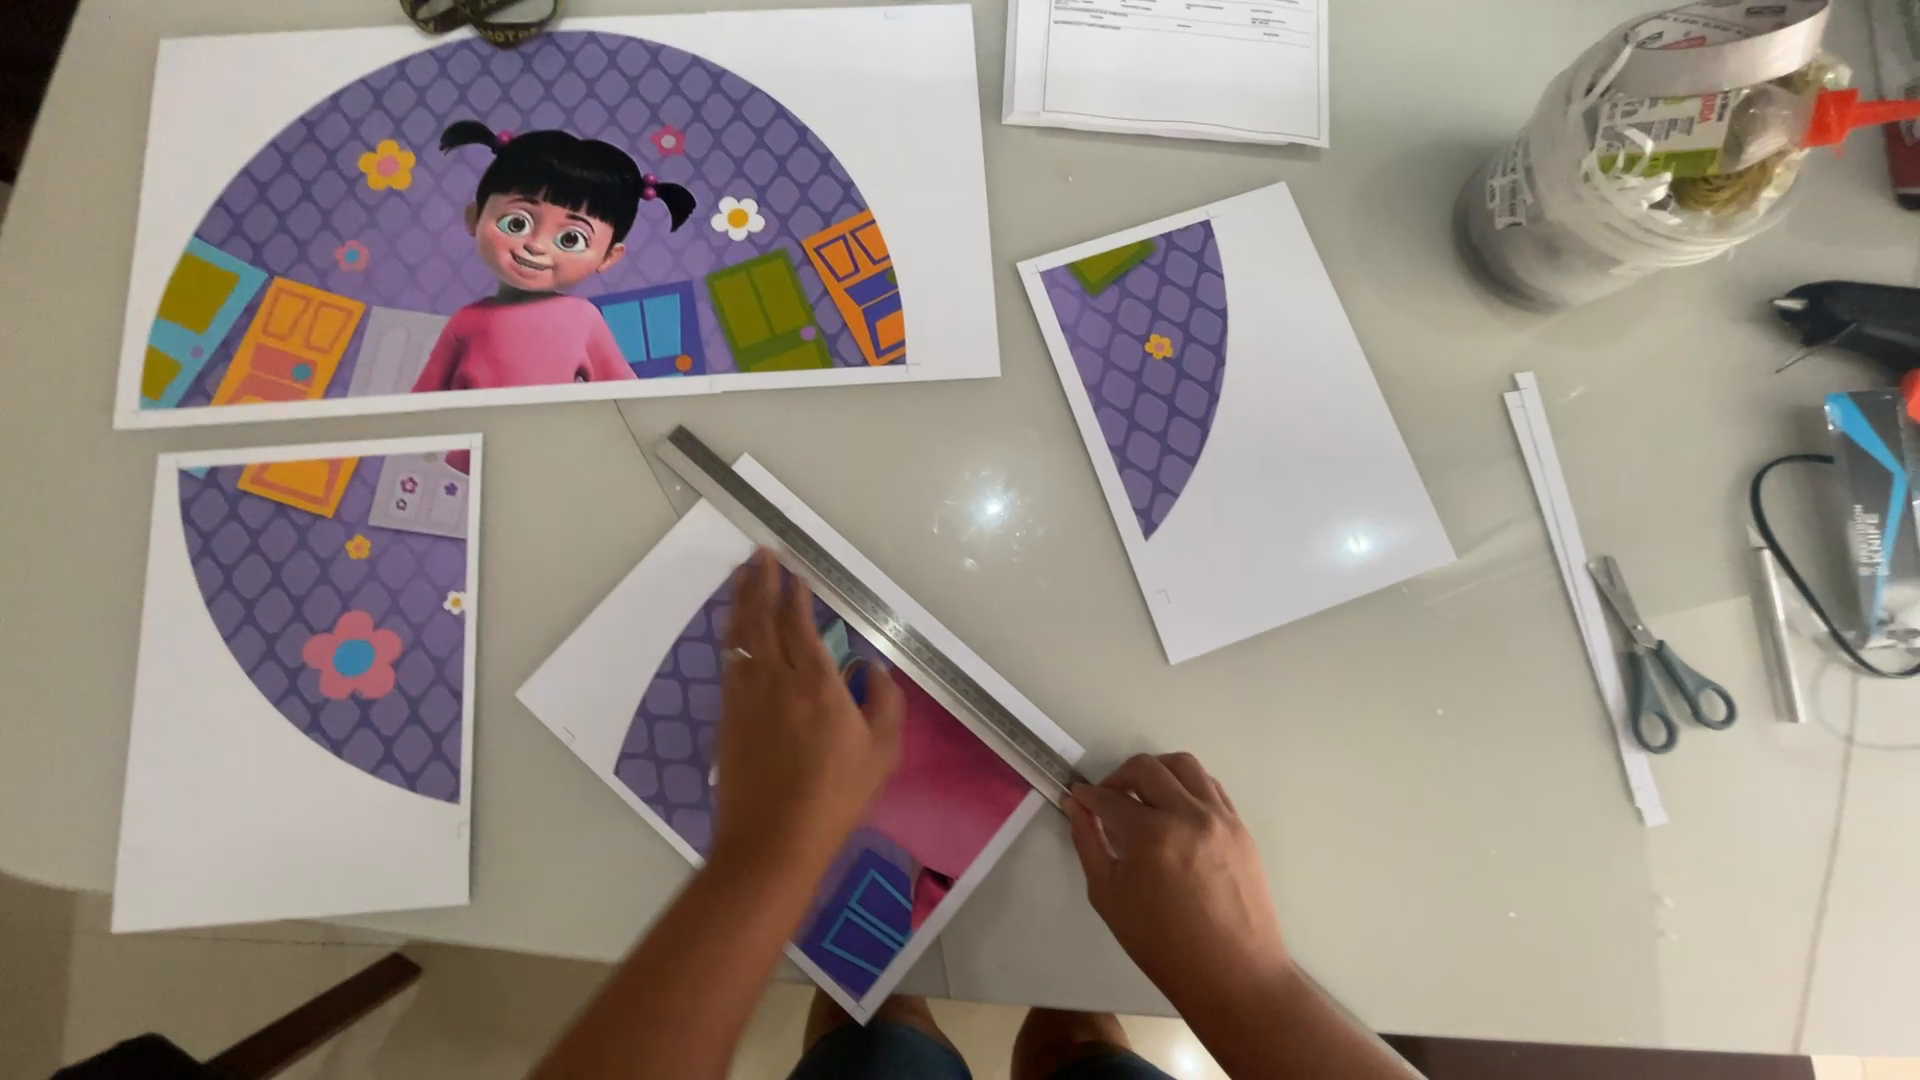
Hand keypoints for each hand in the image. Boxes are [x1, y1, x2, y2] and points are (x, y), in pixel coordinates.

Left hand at [709, 549, 904, 878]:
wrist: (772, 840)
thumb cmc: (836, 796)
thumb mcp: (882, 751)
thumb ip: (883, 701)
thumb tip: (869, 668)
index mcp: (816, 683)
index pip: (801, 625)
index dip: (796, 595)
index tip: (794, 573)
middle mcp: (776, 679)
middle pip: (762, 619)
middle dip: (760, 582)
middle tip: (760, 555)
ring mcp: (746, 697)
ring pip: (740, 637)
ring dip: (740, 602)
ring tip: (742, 576)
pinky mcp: (728, 717)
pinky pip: (730, 662)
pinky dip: (732, 637)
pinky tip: (735, 630)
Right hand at [1066, 754, 1292, 1005]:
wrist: (1234, 975)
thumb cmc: (1163, 944)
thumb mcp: (1109, 897)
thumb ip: (1089, 843)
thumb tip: (1076, 807)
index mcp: (1151, 836)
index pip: (1109, 799)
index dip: (1087, 796)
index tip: (1078, 797)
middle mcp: (1187, 816)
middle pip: (1145, 768)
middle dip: (1117, 777)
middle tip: (1108, 798)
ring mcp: (1219, 818)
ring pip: (1182, 765)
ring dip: (1156, 771)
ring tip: (1144, 794)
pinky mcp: (1240, 827)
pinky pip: (1210, 786)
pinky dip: (1187, 785)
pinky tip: (1175, 806)